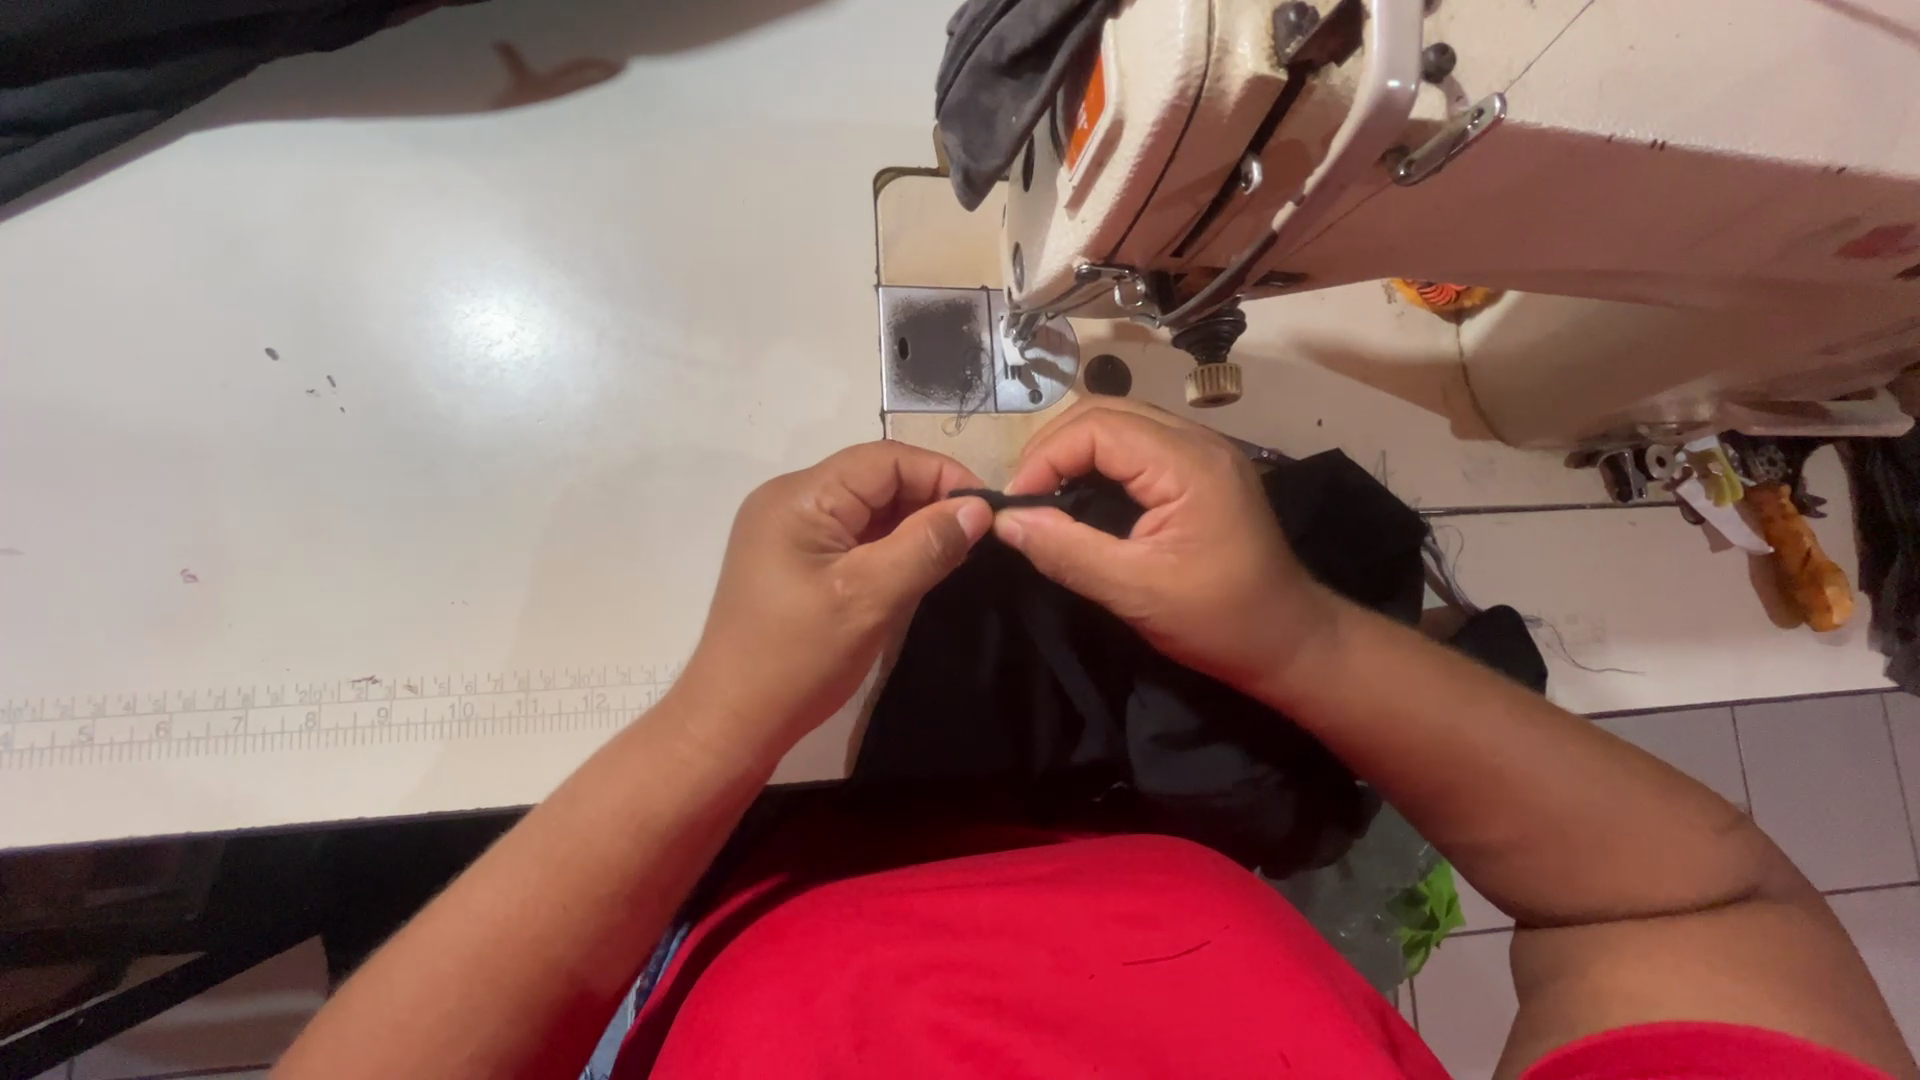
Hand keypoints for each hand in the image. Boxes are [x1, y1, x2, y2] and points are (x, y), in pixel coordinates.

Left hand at [674, 441, 992, 759]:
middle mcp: (791, 500)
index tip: (987, 509)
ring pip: (868, 508)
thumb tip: (979, 509)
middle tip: (979, 534)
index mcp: (800, 496)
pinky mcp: (796, 560)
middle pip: (875, 478)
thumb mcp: (872, 598)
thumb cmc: (799, 657)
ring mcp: (790, 531)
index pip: (884, 459)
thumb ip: (927, 546)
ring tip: (958, 549)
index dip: (941, 474)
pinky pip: (854, 535)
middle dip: (930, 499)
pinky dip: (891, 545)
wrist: (734, 720)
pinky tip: (923, 565)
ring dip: (914, 524)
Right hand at [993, 399, 1337, 694]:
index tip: (1015, 505)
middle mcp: (1197, 442)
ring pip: (1118, 423)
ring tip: (1044, 498)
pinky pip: (1135, 446)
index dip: (1045, 457)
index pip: (1097, 427)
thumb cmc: (1219, 620)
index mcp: (1188, 463)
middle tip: (1024, 500)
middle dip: (1053, 449)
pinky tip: (1080, 499)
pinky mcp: (1197, 470)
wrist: (1289, 641)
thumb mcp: (1136, 592)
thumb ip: (1068, 551)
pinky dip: (1097, 464)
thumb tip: (1005, 521)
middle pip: (1105, 412)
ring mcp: (1200, 452)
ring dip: (1073, 453)